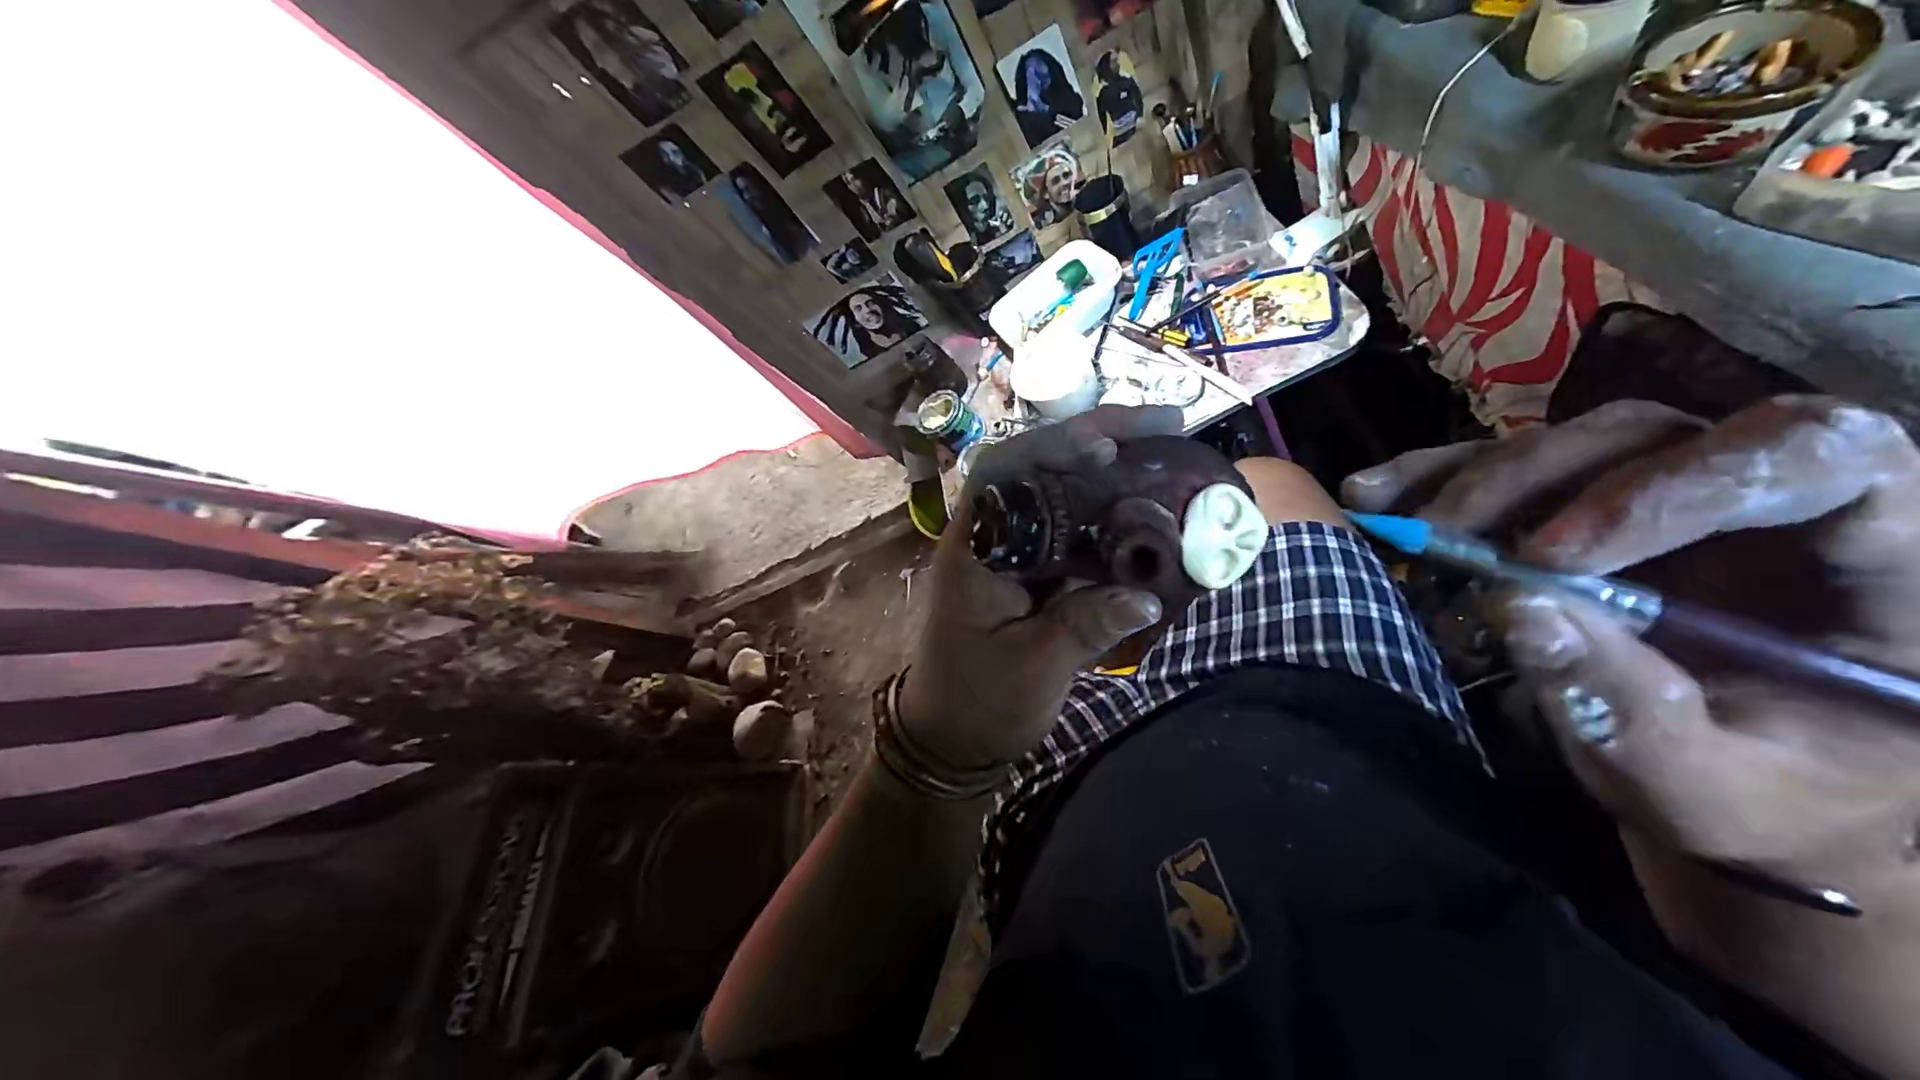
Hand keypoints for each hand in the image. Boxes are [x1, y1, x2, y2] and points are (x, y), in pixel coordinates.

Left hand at [896, 406, 1176, 770]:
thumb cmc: (978, 701)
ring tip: (1168, 451)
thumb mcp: (1032, 668)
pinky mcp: (1033, 569)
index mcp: (974, 547)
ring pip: (1061, 490)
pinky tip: (1149, 506)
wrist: (951, 736)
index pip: (1009, 470)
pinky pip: (1074, 526)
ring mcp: (1013, 549)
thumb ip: (1084, 627)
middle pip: (1041, 465)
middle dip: (1100, 438)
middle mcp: (991, 534)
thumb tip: (1146, 597)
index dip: (1059, 446)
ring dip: (1110, 469)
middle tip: (1167, 424)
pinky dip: (1110, 512)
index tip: (1111, 442)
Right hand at [1343, 397, 1919, 879]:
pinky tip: (1375, 494)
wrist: (1731, 786)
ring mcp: (1670, 499)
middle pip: (1655, 436)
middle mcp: (1769, 506)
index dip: (1679, 485)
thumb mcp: (1708, 789)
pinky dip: (1437, 480)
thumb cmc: (1762, 801)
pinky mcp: (1590, 511)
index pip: (1815, 458)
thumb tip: (1516, 607)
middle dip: (1537, 480)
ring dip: (1473, 480)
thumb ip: (1635, 713)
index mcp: (1878, 562)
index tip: (1555, 558)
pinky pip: (1512, 473)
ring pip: (1572, 443)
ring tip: (1400, 527)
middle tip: (1447, 538)